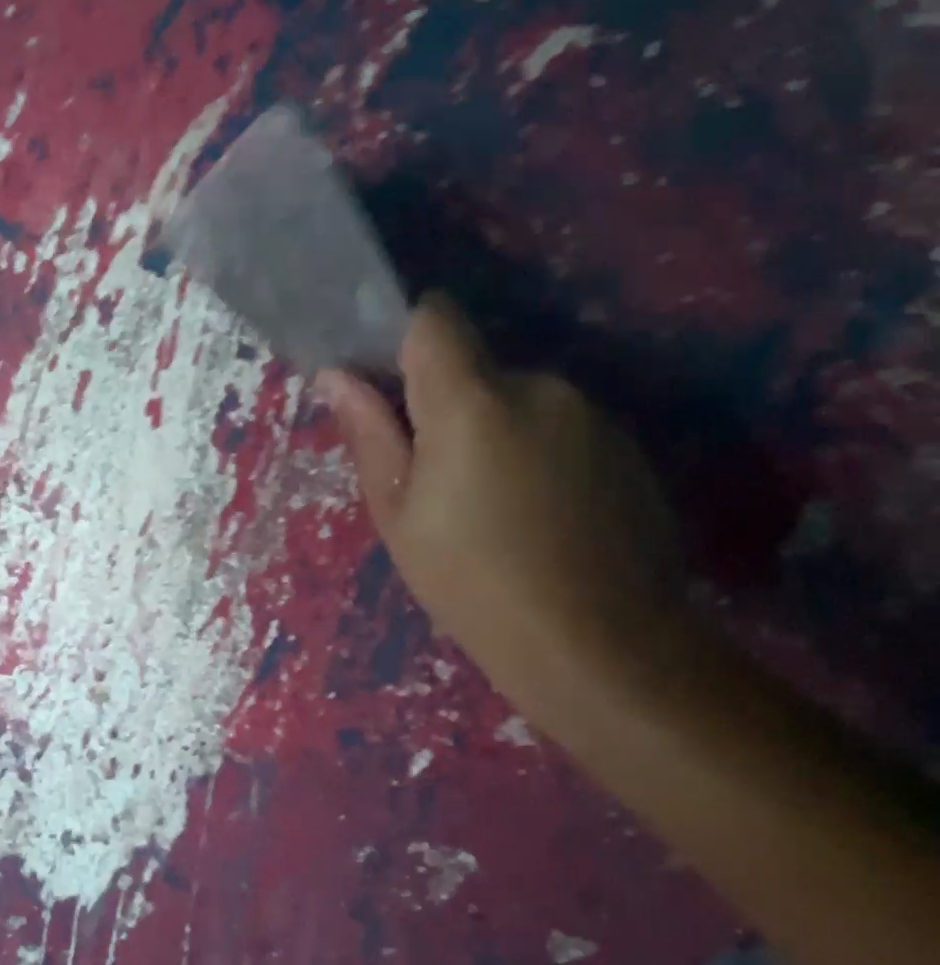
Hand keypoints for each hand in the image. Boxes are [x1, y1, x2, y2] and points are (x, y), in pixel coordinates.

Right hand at [316, 295, 689, 720]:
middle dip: (449, 404)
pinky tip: (538, 517)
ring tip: (491, 506)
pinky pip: (563, 430)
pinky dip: (539, 455)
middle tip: (434, 475)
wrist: (600, 646)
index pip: (435, 318)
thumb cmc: (469, 579)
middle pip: (476, 368)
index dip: (406, 336)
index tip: (387, 379)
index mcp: (472, 400)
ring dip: (497, 432)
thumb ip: (369, 432)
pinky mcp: (630, 450)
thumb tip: (335, 376)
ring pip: (520, 402)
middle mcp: (540, 388)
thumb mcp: (396, 510)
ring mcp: (594, 417)